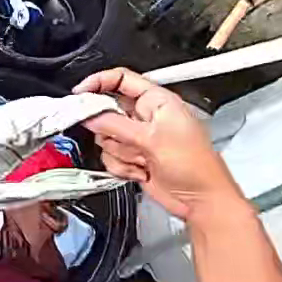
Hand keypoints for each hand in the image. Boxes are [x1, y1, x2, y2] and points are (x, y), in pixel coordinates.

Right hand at [73, 68, 247, 227]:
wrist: (202, 202)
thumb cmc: (196, 167)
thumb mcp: (151, 139)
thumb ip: (114, 124)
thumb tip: (88, 114)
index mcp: (157, 102)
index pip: (121, 79)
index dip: (98, 82)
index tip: (80, 94)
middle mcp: (146, 117)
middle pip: (107, 110)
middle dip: (109, 129)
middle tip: (116, 137)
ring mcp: (139, 137)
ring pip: (106, 136)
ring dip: (119, 151)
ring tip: (141, 159)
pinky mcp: (133, 156)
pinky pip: (109, 155)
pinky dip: (121, 165)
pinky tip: (141, 170)